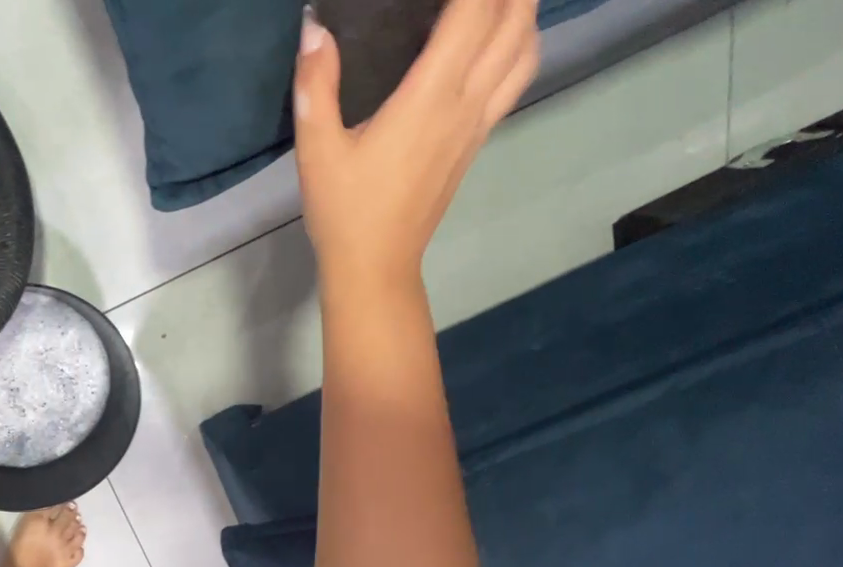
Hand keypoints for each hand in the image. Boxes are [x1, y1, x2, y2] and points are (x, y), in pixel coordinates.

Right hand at [294, 0, 538, 284]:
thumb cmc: (344, 210)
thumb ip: (316, 85)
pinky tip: (498, 36)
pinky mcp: (478, 139)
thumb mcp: (316, 151)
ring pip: (527, 44)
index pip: (473, 10)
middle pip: (515, 17)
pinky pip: (518, 74)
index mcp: (429, 97)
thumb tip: (315, 27)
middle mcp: (466, 101)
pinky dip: (519, 40)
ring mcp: (479, 122)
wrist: (376, 266)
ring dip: (521, 8)